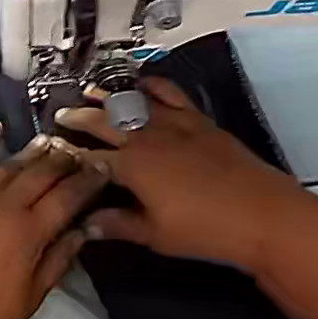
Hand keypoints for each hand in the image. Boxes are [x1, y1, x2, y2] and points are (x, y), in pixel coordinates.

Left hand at [0, 121, 107, 318]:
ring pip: (12, 165)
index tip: (103, 167)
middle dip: (65, 160)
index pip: (68, 196)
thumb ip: (58, 260)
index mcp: (30, 232)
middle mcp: (6, 205)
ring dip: (34, 150)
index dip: (88, 180)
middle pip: (42, 173)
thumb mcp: (29, 300)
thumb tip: (83, 230)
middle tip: (80, 151)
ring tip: (51, 139)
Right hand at [54, 76, 317, 273]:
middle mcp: (146, 137)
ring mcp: (172, 123)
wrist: (259, 213)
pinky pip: (168, 92)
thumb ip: (118, 225)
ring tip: (90, 92)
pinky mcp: (195, 118)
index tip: (58, 151)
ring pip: (131, 103)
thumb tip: (87, 224)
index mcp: (131, 166)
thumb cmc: (204, 230)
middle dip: (80, 117)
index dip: (72, 154)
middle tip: (63, 115)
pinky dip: (151, 85)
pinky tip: (141, 83)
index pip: (91, 156)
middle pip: (105, 121)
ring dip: (108, 97)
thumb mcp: (156, 235)